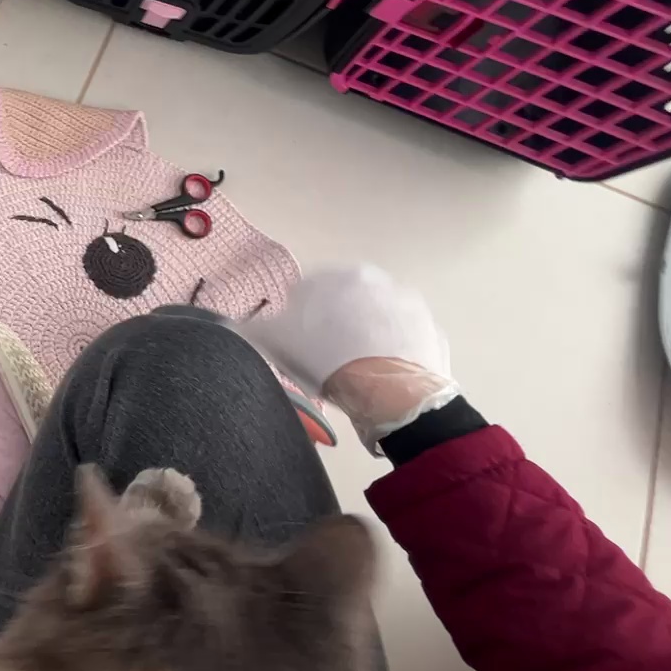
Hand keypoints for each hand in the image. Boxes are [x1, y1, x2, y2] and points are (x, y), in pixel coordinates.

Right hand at [240, 265, 460, 453]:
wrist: (391, 394)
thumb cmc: (326, 357)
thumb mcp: (273, 341)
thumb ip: (251, 327)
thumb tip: (237, 325)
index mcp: (338, 275)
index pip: (305, 290)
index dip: (294, 316)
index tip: (294, 340)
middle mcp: (379, 281)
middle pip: (344, 302)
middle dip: (332, 323)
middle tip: (320, 354)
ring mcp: (412, 307)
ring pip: (374, 321)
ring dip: (362, 336)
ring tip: (349, 367)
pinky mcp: (433, 334)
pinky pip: (401, 341)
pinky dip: (389, 353)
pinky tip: (377, 375)